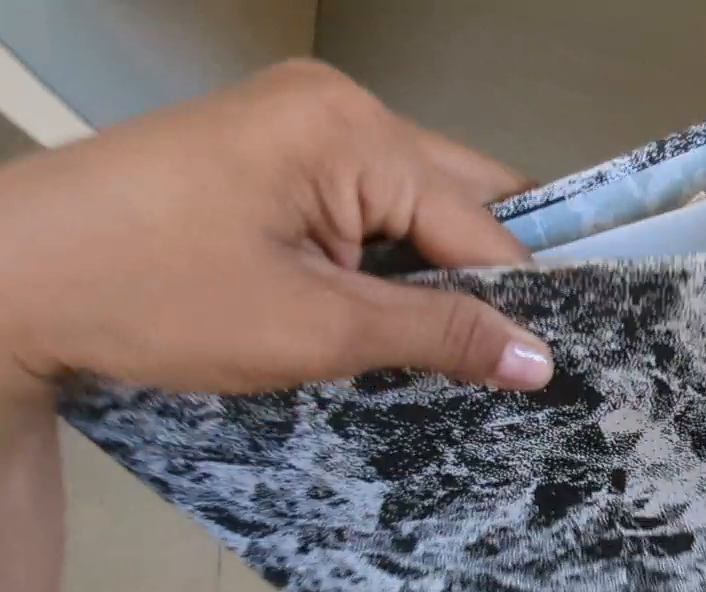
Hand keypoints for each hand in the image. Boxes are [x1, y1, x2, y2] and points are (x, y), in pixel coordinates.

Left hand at [0, 60, 549, 404]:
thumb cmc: (153, 299)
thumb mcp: (322, 329)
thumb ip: (446, 335)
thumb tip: (546, 364)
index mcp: (353, 133)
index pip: (484, 228)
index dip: (522, 300)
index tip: (550, 365)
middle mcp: (343, 110)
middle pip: (471, 199)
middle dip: (499, 275)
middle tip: (523, 348)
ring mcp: (310, 124)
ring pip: (435, 205)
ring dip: (456, 271)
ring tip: (474, 335)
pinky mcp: (286, 152)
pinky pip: (389, 207)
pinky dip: (413, 260)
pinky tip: (420, 305)